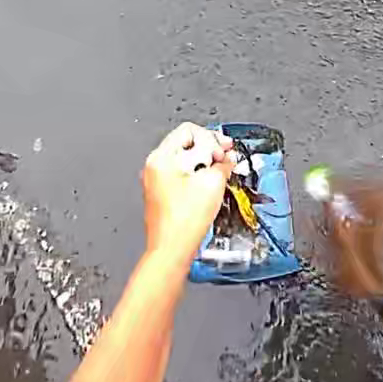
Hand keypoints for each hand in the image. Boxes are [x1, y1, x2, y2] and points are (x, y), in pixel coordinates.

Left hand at [140, 123, 236, 264]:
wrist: (171, 250)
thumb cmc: (183, 222)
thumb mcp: (212, 184)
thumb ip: (222, 164)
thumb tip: (227, 157)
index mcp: (161, 157)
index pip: (188, 130)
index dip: (210, 139)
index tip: (222, 153)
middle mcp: (155, 165)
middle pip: (185, 143)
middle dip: (209, 148)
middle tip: (226, 156)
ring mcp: (156, 179)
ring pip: (184, 159)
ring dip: (204, 162)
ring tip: (220, 171)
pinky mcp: (162, 192)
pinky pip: (180, 173)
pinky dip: (196, 174)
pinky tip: (209, 184)